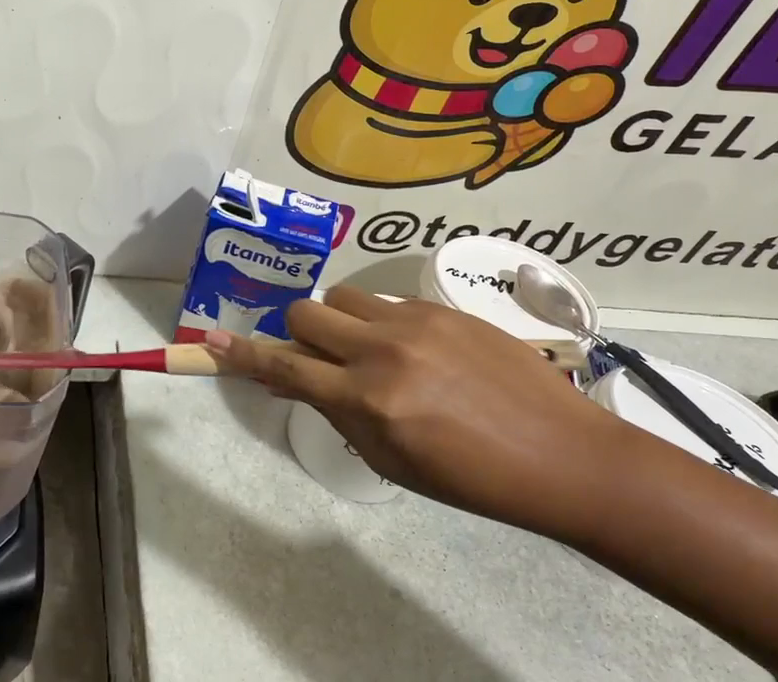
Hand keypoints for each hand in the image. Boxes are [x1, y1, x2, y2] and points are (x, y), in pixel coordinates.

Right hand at [204, 286, 622, 537]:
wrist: (567, 457)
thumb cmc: (473, 478)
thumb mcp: (393, 460)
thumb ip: (336, 413)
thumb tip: (291, 379)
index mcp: (370, 402)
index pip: (287, 368)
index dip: (244, 355)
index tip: (210, 340)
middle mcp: (384, 353)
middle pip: (304, 315)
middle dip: (303, 336)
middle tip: (327, 360)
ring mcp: (416, 325)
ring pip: (342, 299)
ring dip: (343, 323)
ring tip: (376, 352)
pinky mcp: (444, 310)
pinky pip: (388, 302)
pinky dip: (386, 324)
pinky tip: (424, 353)